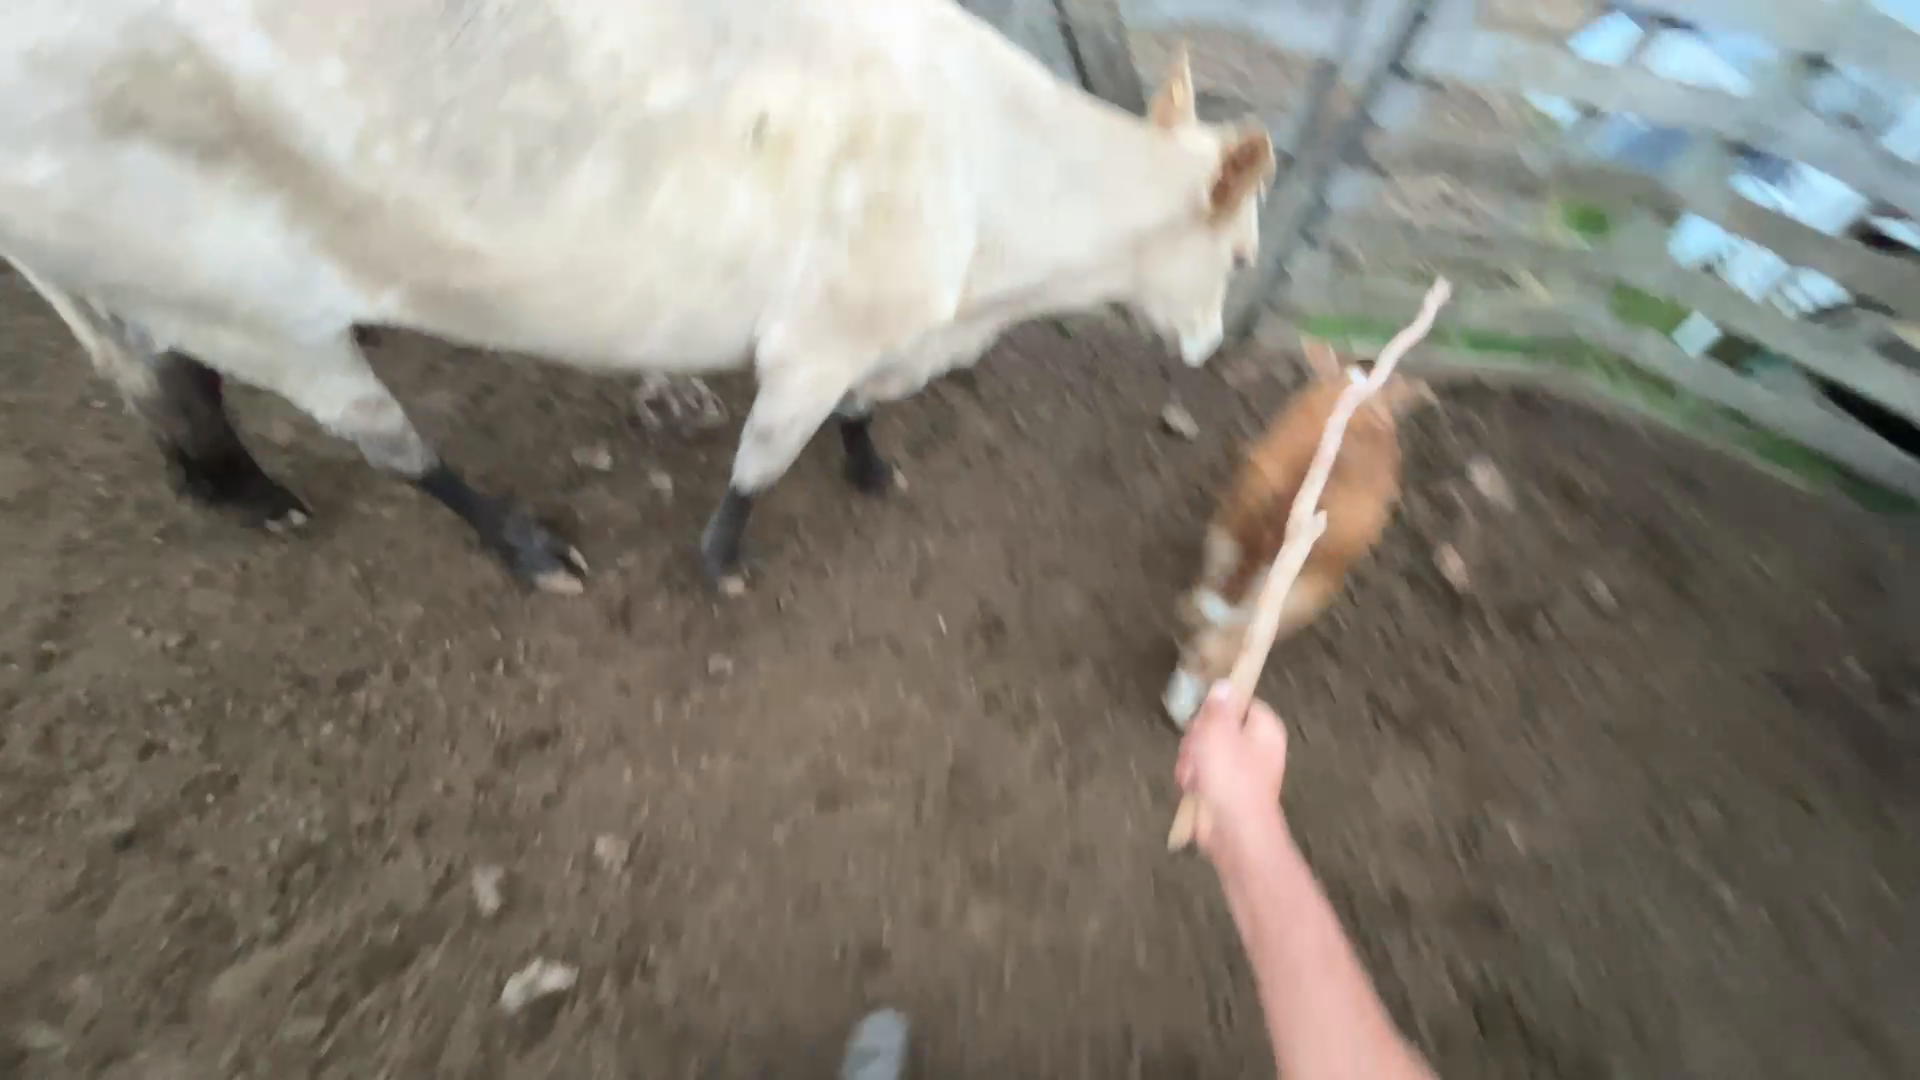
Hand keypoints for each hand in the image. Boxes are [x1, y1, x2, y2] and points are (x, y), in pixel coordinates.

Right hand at [1175, 682, 1288, 851]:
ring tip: (1193, 773)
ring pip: (1203, 748)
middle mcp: (1255, 746)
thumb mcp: (1220, 732)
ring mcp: (1239, 768)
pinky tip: (1191, 786)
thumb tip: (1225, 684)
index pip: (1238, 702)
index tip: (1203, 717)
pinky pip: (1201, 770)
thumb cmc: (1231, 779)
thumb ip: (1219, 706)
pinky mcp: (1224, 787)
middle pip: (1216, 725)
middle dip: (1197, 738)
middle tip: (1196, 749)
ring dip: (1191, 759)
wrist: (1233, 832)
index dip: (1216, 707)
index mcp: (1264, 728)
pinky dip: (1192, 777)